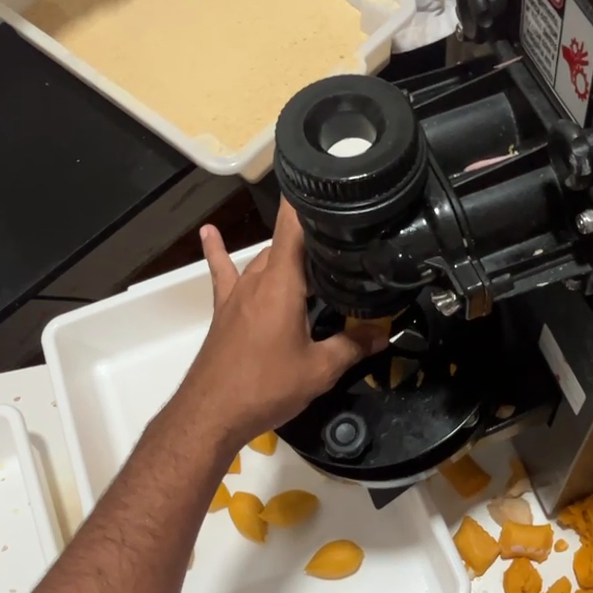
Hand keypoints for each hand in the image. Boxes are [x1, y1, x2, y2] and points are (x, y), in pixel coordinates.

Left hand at [176, 201, 383, 449]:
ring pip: (264, 261)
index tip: (327, 179)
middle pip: (286, 245)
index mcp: (282, 283)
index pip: (295, 226)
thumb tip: (382, 334)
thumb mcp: (319, 370)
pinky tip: (210, 234)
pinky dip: (219, 253)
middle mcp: (257, 279)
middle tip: (344, 244)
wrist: (211, 413)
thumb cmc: (265, 387)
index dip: (310, 199)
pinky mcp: (225, 309)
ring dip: (287, 257)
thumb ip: (352, 346)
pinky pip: (224, 273)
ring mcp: (237, 293)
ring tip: (314, 258)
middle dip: (314, 240)